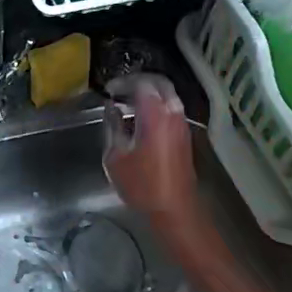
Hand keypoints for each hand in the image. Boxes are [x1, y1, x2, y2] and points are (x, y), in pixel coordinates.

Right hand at [103, 73, 198, 225]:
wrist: (173, 209)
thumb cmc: (141, 184)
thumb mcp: (115, 155)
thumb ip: (113, 126)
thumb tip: (111, 109)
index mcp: (154, 116)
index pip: (142, 83)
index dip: (123, 82)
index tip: (107, 90)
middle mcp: (172, 114)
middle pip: (160, 83)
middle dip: (138, 82)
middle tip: (118, 90)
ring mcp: (181, 124)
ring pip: (168, 95)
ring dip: (148, 93)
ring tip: (125, 103)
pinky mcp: (184, 135)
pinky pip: (170, 108)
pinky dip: (155, 105)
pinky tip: (138, 118)